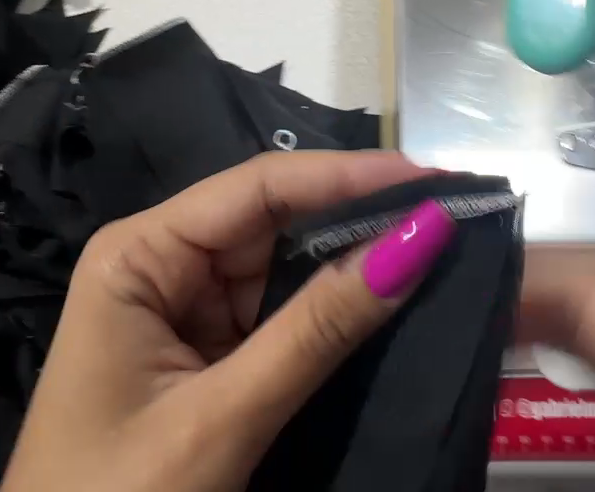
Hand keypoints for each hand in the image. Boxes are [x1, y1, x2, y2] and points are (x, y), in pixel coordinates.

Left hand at [2, 150, 454, 491]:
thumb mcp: (220, 419)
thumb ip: (319, 329)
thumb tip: (419, 240)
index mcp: (142, 253)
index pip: (260, 187)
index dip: (350, 175)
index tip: (434, 176)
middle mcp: (167, 261)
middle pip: (278, 216)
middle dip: (361, 213)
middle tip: (452, 211)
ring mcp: (190, 305)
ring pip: (289, 262)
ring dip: (357, 256)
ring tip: (439, 242)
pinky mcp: (212, 348)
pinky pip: (285, 309)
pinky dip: (337, 305)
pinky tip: (392, 290)